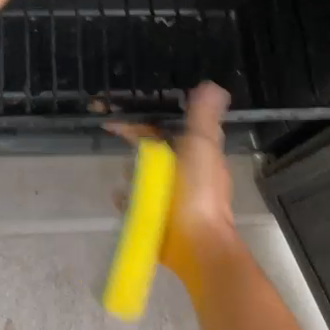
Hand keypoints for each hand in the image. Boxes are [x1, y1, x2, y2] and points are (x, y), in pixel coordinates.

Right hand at [108, 82, 239, 302]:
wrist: (198, 244)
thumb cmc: (199, 192)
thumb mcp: (203, 144)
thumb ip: (204, 116)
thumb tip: (213, 85)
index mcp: (197, 154)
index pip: (166, 131)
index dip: (142, 123)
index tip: (116, 120)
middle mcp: (186, 175)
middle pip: (153, 154)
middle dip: (136, 149)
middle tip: (119, 147)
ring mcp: (172, 199)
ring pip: (144, 179)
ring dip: (132, 176)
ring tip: (125, 179)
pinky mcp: (159, 221)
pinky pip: (136, 206)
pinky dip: (127, 200)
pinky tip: (120, 199)